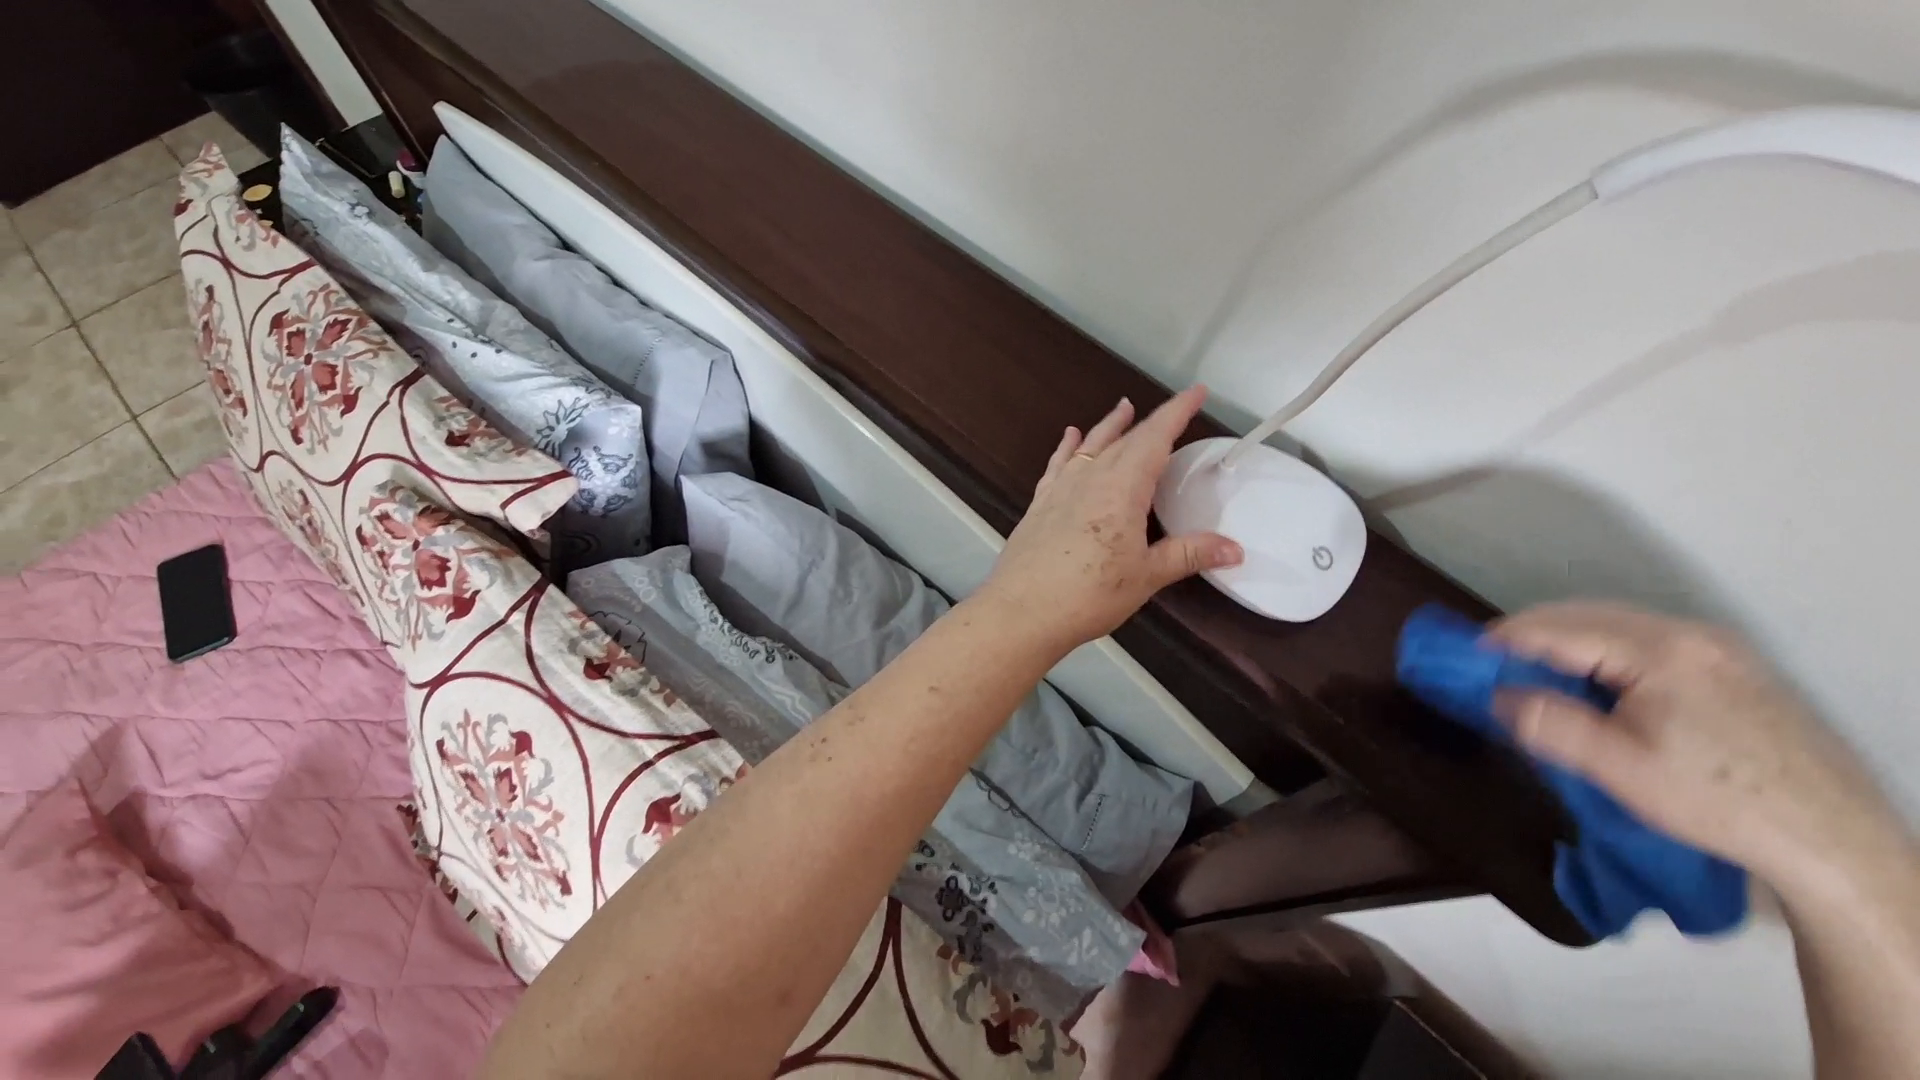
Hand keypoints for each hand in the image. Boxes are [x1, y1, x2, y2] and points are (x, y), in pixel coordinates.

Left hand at [973, 386, 1242, 655]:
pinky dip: (1067, 447)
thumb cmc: (1090, 593)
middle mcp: (1090, 478)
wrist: (1022, 611)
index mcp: (1122, 488)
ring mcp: (1061, 489)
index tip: (1197, 391)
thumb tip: (1236, 549)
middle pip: (1125, 440)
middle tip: (1173, 409)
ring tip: (1123, 407)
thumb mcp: (1147, 575)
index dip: (1177, 412)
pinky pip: (1058, 465)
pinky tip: (1069, 437)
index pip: (1155, 438)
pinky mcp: (1040, 505)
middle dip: (1151, 421)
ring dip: (1109, 425)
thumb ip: (1189, 555)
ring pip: (1089, 445)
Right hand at [1489, 602, 1904, 891]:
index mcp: (1659, 651)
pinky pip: (1648, 639)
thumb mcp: (1619, 769)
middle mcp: (1689, 633)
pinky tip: (1599, 683)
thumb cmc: (1716, 801)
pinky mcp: (1734, 665)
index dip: (1506, 639)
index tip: (1466, 656)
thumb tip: (1496, 696)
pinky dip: (1606, 650)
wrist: (1834, 838)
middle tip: (1496, 667)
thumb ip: (1550, 724)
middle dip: (1534, 635)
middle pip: (1587, 614)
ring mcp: (1718, 646)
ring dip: (1569, 641)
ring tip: (1539, 676)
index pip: (1559, 627)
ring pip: (1617, 623)